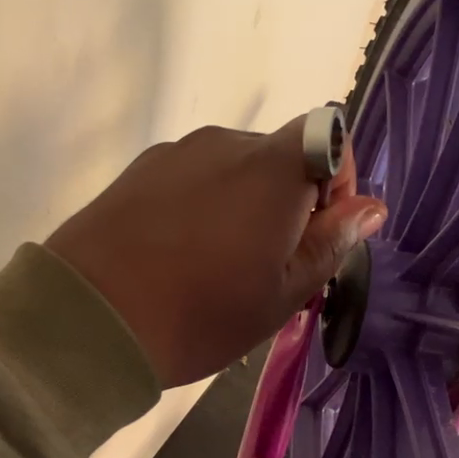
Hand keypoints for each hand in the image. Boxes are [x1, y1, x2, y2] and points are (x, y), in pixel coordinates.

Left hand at [46, 116, 386, 387]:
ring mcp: (173, 154)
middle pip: (277, 156)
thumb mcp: (280, 295)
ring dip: (240, 206)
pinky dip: (197, 207)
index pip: (329, 136)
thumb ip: (330, 244)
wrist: (88, 321)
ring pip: (230, 170)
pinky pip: (187, 180)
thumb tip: (370, 206)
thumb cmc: (200, 315)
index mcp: (273, 167)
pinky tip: (175, 256)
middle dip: (286, 202)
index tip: (317, 234)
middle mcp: (224, 143)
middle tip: (264, 267)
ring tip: (212, 267)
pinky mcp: (134, 173)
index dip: (336, 182)